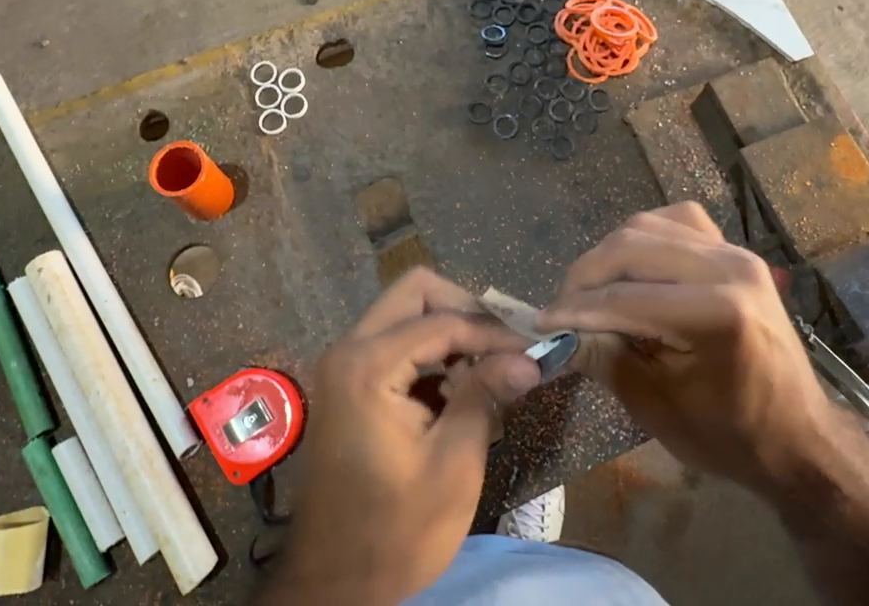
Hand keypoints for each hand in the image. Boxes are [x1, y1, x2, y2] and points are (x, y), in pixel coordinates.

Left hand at [267, 268, 539, 604]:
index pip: (444, 320)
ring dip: (449, 331)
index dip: (494, 331)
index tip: (534, 351)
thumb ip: (485, 394)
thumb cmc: (397, 531)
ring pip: (404, 313)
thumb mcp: (454, 463)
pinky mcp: (346, 383)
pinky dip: (429, 352)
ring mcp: (342, 364)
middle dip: (466, 311)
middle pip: (416, 293)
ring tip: (490, 369)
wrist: (334, 584)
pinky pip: (393, 342)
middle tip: (506, 346)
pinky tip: (459, 387)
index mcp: (368, 366)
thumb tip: (529, 357)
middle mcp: (347, 349)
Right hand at [538, 202, 835, 499]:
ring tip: (590, 290)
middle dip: (586, 276)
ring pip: (650, 226)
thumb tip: (557, 333)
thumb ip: (604, 359)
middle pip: (632, 247)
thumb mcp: (658, 408)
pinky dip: (645, 237)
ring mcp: (737, 253)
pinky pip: (678, 223)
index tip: (540, 323)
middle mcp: (730, 268)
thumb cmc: (731, 435)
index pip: (624, 296)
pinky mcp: (737, 251)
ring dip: (611, 254)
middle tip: (562, 308)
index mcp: (717, 313)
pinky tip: (632, 266)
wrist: (799, 436)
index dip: (575, 309)